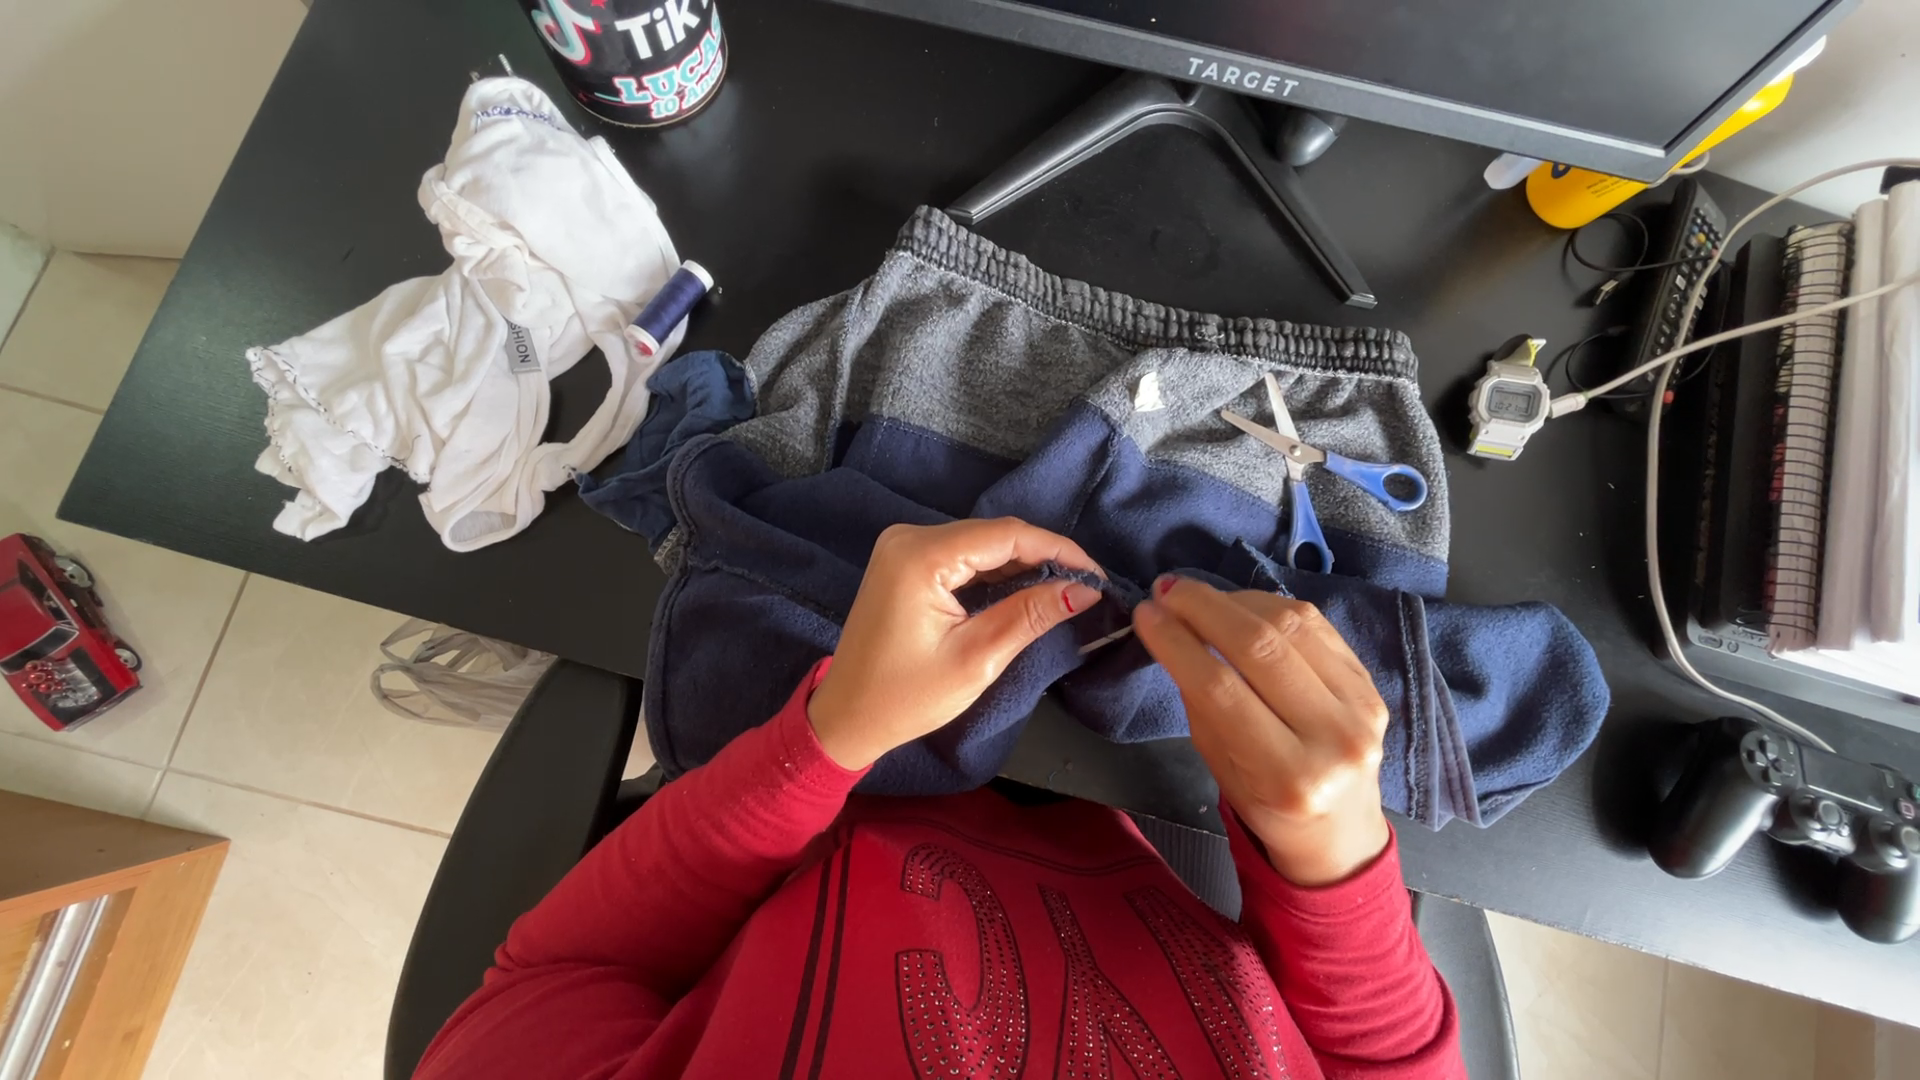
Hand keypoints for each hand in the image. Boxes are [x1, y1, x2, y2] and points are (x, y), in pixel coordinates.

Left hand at [807, 518, 1104, 769]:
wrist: (846, 715)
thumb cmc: (906, 697)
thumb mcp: (977, 658)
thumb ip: (1030, 614)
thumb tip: (1084, 589)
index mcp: (921, 556)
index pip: (1006, 535)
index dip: (1057, 549)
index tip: (1096, 573)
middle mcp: (909, 537)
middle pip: (992, 534)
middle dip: (1042, 556)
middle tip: (1085, 585)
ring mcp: (903, 546)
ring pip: (979, 543)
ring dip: (1020, 563)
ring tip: (1064, 588)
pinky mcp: (904, 561)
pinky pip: (960, 555)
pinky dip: (993, 570)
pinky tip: (1023, 587)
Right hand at [1132, 577, 1390, 885]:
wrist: (1339, 827)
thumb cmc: (1263, 801)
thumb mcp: (1216, 763)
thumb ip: (1200, 699)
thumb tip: (1172, 628)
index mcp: (1286, 776)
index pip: (1220, 689)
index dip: (1177, 642)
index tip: (1144, 613)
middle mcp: (1333, 738)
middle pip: (1258, 647)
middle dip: (1202, 608)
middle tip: (1165, 591)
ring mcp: (1361, 705)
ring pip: (1289, 624)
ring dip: (1232, 599)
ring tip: (1195, 596)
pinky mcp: (1370, 680)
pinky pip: (1314, 623)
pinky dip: (1266, 605)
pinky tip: (1236, 605)